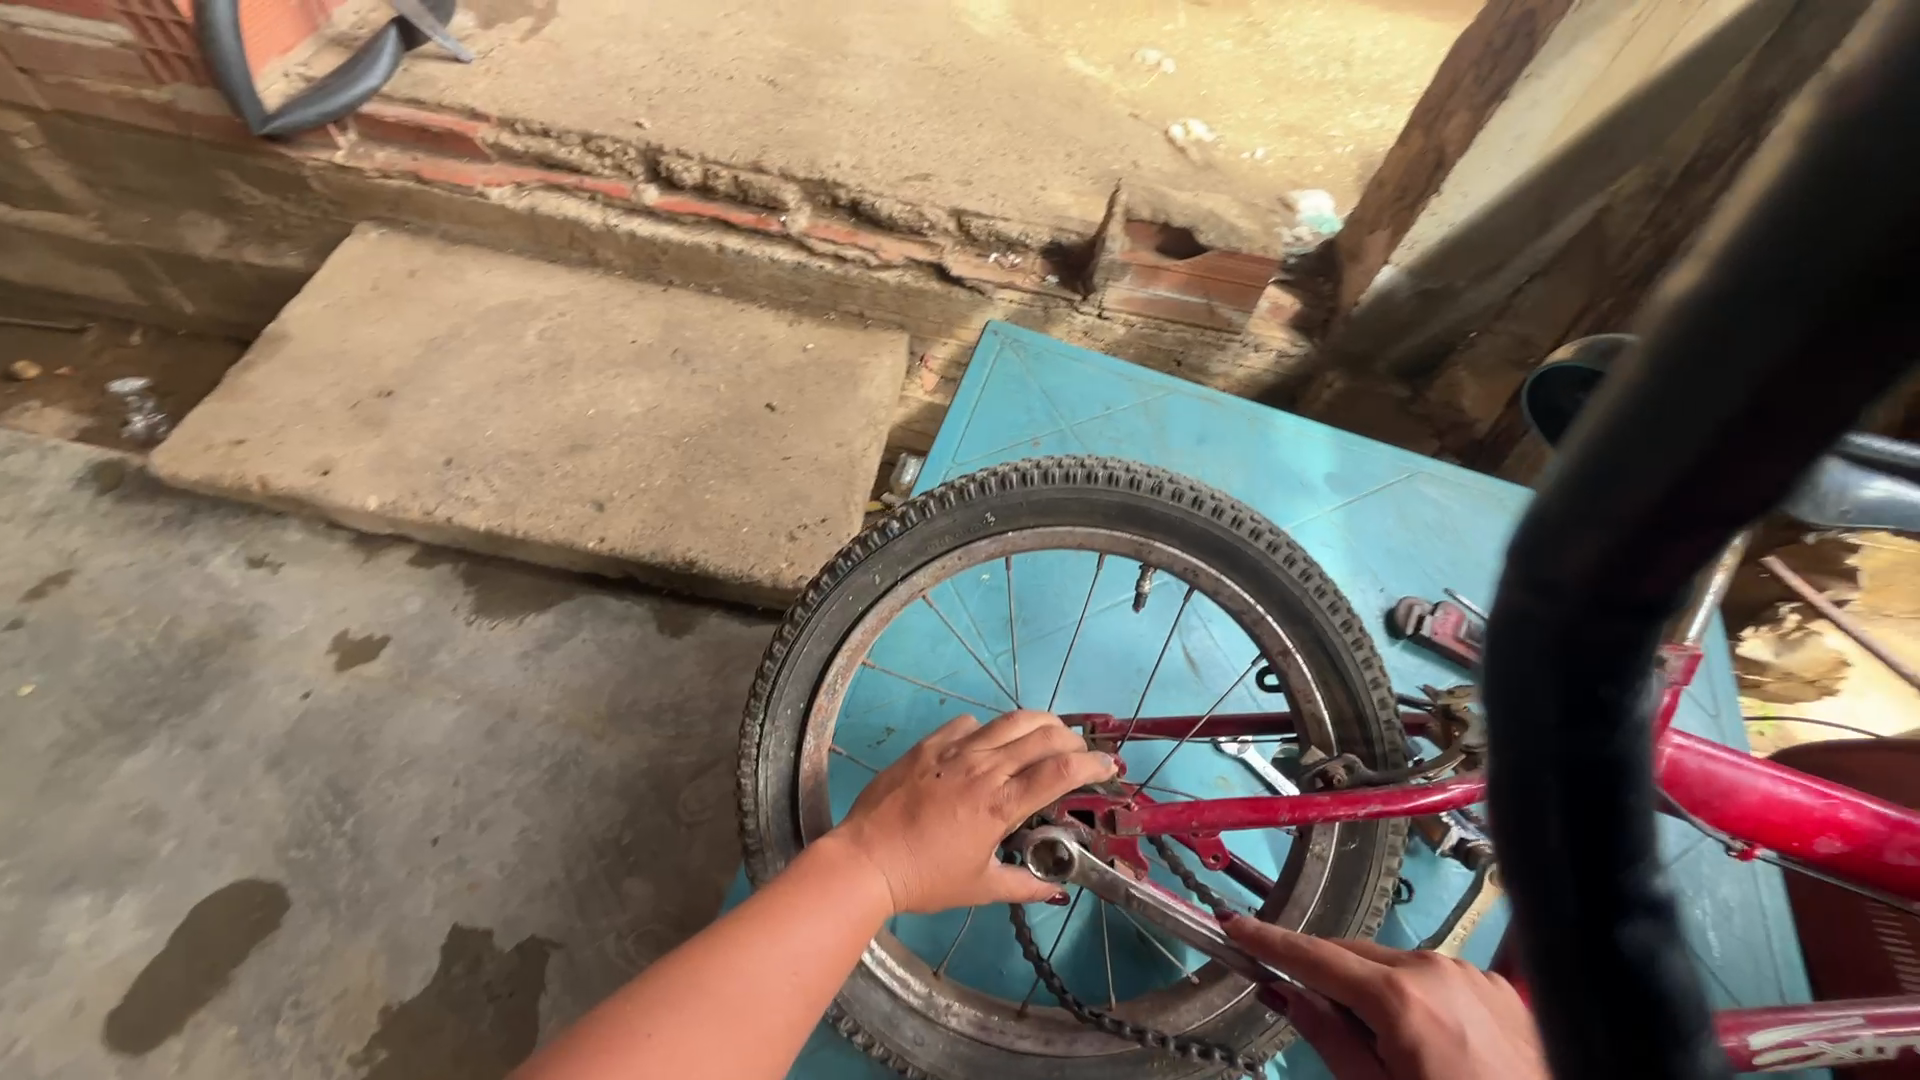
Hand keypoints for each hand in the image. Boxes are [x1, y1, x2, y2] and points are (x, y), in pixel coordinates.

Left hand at [825, 710, 1117, 914]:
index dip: (1092, 764)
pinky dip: (989, 728)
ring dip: (1039, 723)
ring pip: (1009, 720)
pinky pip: (969, 723)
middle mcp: (983, 768)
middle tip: (1081, 752)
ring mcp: (954, 750)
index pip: (1059, 771)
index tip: (1109, 766)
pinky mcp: (929, 743)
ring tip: (1050, 732)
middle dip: (1072, 739)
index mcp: (1000, 804)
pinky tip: (990, 741)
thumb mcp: (980, 888)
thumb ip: (1023, 885)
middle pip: (1042, 735)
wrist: (867, 859)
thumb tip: (1055, 889)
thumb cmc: (925, 878)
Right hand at [1224, 918, 1547, 1079]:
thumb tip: (1283, 993)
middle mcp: (1433, 967)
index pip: (1315, 957)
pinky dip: (1416, 996)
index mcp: (1399, 997)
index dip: (1268, 942)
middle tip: (1309, 1008)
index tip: (1231, 926)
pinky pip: (1436, 978)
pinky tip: (1434, 1042)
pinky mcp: (1501, 988)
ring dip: (1373, 988)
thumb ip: (1328, 1038)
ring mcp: (1472, 973)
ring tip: (1386, 1043)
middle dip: (1326, 975)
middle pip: (1353, 956)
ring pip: (1394, 965)